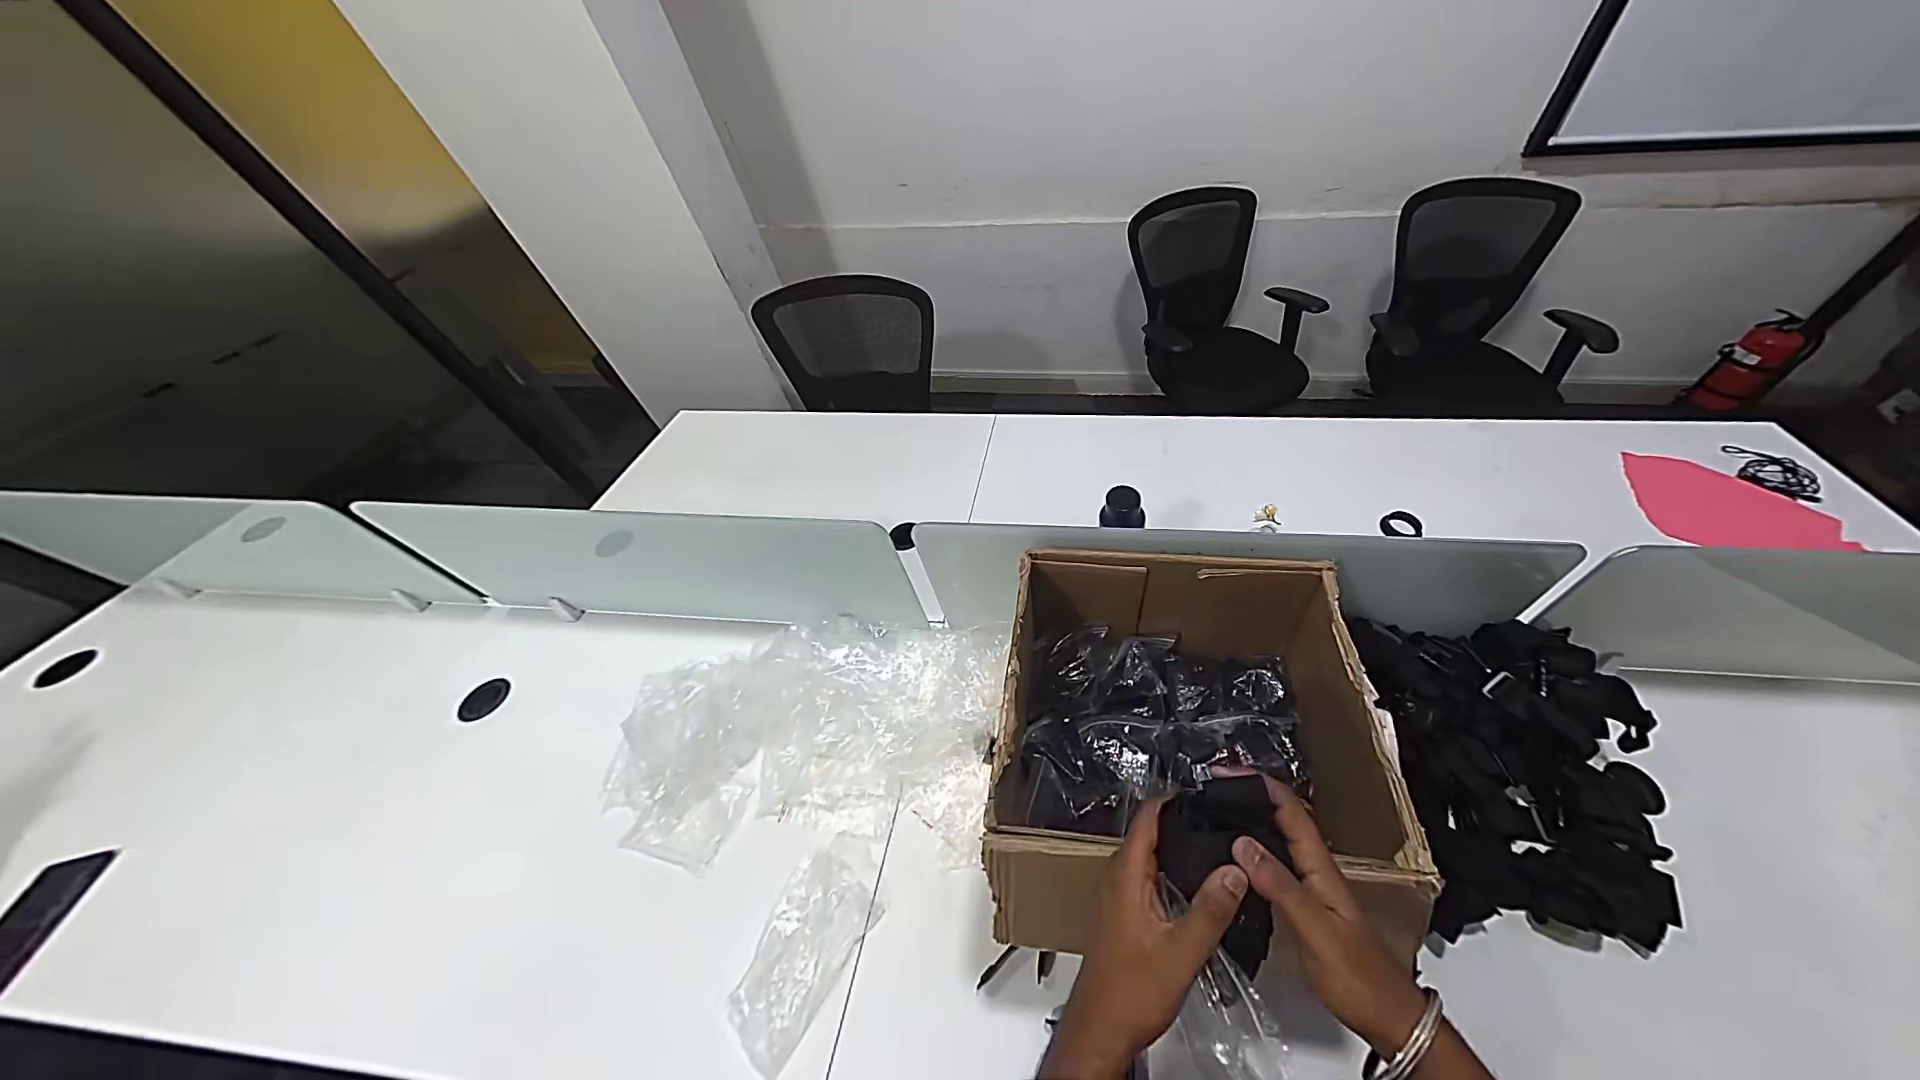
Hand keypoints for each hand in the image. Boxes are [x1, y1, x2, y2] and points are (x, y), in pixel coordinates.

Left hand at [1041, 799, 1247, 1078]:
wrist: (1102, 1027)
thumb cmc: (1131, 991)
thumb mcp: (1180, 952)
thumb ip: (1209, 910)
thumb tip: (1235, 869)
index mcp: (1126, 874)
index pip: (1145, 818)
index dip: (1172, 801)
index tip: (1203, 795)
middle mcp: (1118, 876)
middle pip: (1150, 834)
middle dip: (1182, 822)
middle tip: (1220, 819)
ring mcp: (1120, 894)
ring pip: (1152, 857)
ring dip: (1179, 849)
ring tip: (1218, 846)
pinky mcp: (1126, 912)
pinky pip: (1151, 878)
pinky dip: (1174, 873)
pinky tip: (1200, 886)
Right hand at [1232, 777, 1427, 1055]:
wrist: (1391, 1021)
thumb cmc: (1361, 979)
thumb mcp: (1317, 931)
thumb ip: (1281, 887)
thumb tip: (1242, 844)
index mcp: (1320, 868)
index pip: (1290, 811)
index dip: (1260, 784)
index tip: (1228, 771)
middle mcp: (1314, 870)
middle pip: (1281, 818)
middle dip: (1250, 793)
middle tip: (1214, 784)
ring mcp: (1309, 887)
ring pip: (1275, 839)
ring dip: (1248, 818)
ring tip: (1217, 809)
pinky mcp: (1301, 904)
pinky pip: (1271, 864)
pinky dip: (1250, 849)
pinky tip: (1233, 856)